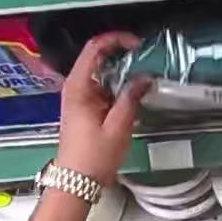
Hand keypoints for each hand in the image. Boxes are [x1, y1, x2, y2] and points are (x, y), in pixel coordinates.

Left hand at [53, 31, 147, 184]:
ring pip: (103, 76)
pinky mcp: (85, 109)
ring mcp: (79, 98)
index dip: (116, 40)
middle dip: (123, 57)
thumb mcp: (119, 125)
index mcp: (79, 87)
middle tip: (146, 62)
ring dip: (123, 76)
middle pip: (99, 59)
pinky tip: (134, 98)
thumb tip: (145, 78)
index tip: (137, 44)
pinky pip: (104, 90)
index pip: (95, 48)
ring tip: (144, 81)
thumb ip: (132, 97)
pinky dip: (119, 90)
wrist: (78, 180)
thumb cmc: (94, 156)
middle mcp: (75, 88)